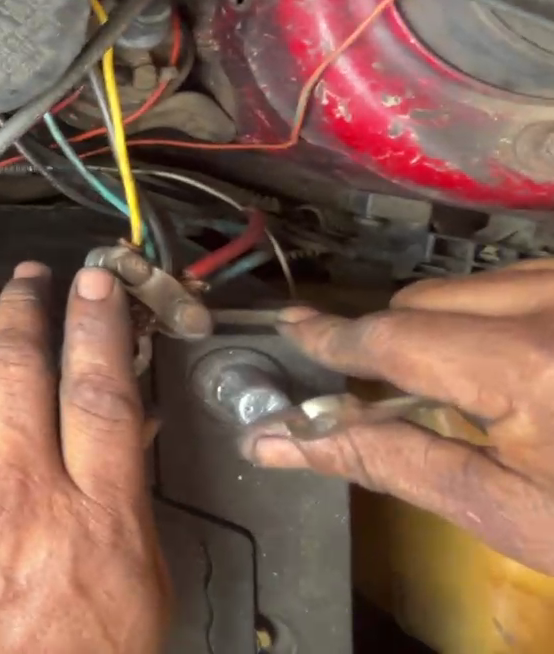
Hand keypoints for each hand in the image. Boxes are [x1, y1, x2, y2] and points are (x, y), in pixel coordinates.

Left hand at [0, 257, 167, 653]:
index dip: (97, 329)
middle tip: (30, 273)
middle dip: (24, 308)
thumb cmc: (67, 642)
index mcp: (97, 516)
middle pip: (20, 369)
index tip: (96, 285)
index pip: (100, 396)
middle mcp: (23, 486)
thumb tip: (121, 412)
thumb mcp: (137, 579)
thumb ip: (126, 490)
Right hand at [246, 260, 553, 571]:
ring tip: (499, 381)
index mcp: (529, 370)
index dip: (330, 337)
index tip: (291, 329)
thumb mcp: (520, 518)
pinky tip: (551, 361)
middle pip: (426, 302)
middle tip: (412, 392)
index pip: (387, 336)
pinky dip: (520, 311)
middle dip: (404, 342)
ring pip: (482, 283)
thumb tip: (271, 441)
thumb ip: (388, 461)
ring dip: (461, 322)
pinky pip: (541, 278)